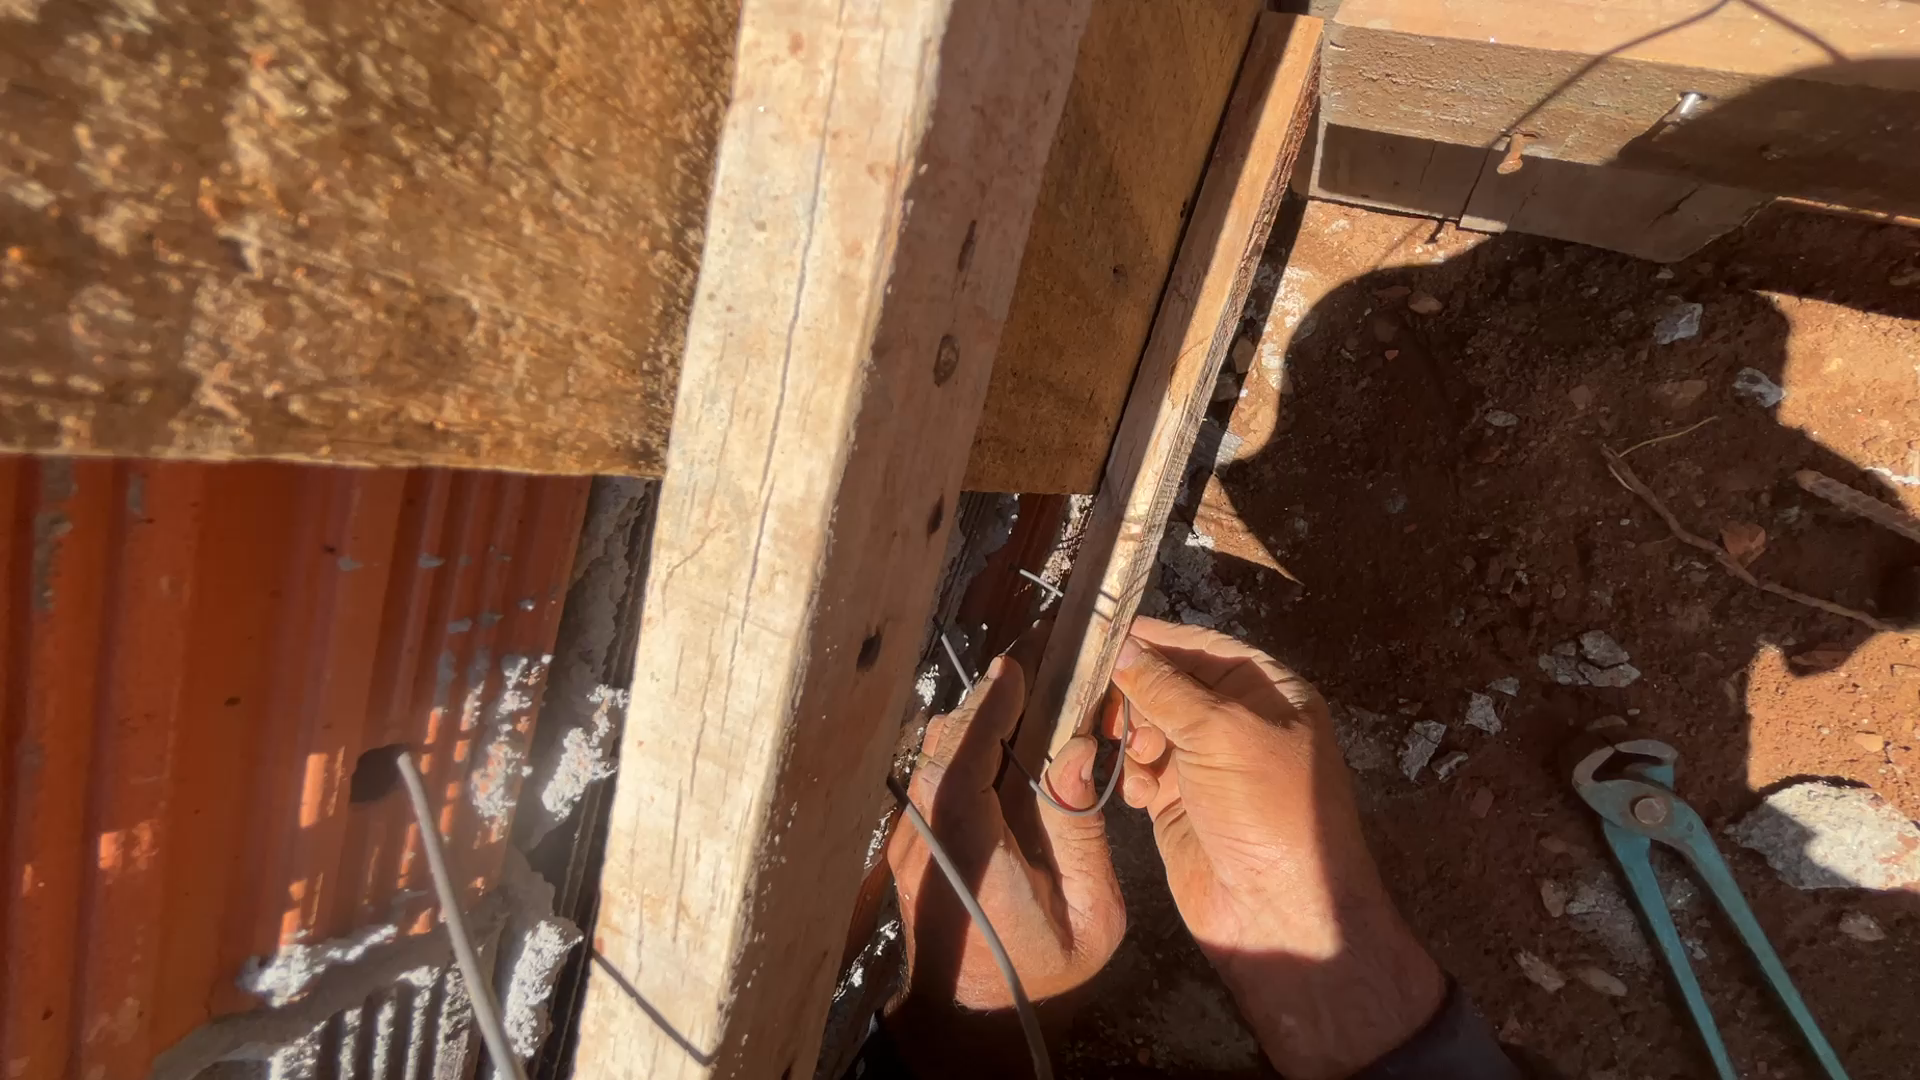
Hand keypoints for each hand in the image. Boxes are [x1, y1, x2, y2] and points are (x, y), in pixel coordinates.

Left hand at [885, 637, 1124, 1050]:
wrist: (968, 1020)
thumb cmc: (1038, 976)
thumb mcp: (1089, 916)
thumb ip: (1082, 832)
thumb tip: (1077, 752)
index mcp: (970, 854)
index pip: (965, 761)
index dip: (989, 708)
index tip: (1014, 669)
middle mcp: (925, 837)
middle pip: (943, 745)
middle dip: (984, 702)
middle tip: (1028, 671)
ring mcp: (907, 836)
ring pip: (931, 753)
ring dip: (971, 720)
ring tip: (1016, 697)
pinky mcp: (906, 837)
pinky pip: (929, 772)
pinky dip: (960, 743)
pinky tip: (993, 737)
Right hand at [1107, 617, 1443, 1079]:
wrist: (1278, 917)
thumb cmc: (1267, 809)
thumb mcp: (1221, 733)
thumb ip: (1165, 686)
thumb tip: (1121, 645)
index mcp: (1266, 690)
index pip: (1201, 644)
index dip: (1154, 637)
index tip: (1102, 630)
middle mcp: (1235, 720)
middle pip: (1167, 682)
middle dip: (1136, 690)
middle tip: (1102, 700)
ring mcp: (1204, 761)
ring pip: (1147, 721)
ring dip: (1131, 734)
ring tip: (1133, 756)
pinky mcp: (1176, 798)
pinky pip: (1140, 765)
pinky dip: (1132, 773)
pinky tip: (1137, 792)